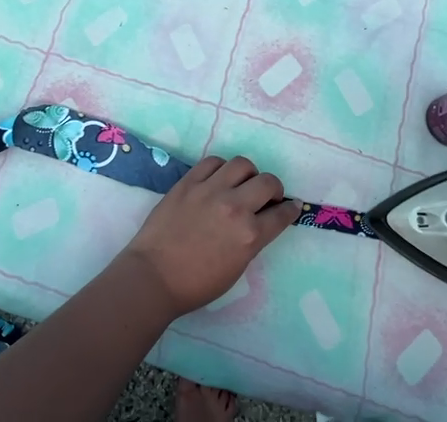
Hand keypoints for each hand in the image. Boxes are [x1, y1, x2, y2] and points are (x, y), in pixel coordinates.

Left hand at [117, 155, 301, 316]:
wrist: (154, 276)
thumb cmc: (197, 283)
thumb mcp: (237, 267)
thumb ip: (252, 240)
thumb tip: (260, 222)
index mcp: (250, 236)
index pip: (281, 214)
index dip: (290, 209)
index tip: (292, 205)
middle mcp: (234, 207)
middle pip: (267, 182)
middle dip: (274, 188)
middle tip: (268, 195)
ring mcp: (210, 190)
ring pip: (242, 164)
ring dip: (249, 174)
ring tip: (242, 183)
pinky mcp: (188, 182)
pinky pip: (212, 162)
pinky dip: (221, 168)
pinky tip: (218, 177)